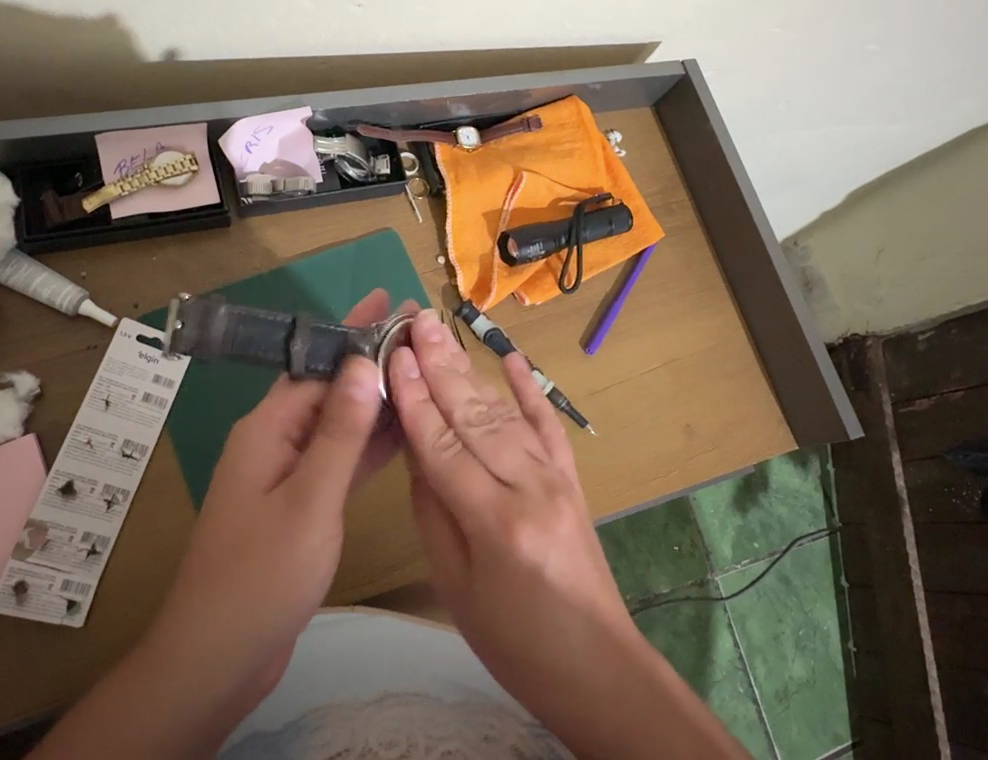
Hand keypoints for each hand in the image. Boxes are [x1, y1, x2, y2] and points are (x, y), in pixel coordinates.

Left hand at [33, 290, 404, 759]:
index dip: (358, 332)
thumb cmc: (262, 574)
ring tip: (422, 371)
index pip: (319, 365)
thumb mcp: (308, 500)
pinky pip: (339, 461)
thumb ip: (340, 433)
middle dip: (372, 359)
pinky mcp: (301, 505)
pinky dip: (370, 445)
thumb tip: (363, 365)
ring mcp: (288, 475)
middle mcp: (275, 442)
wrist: (220, 656)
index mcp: (268, 429)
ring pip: (339, 425)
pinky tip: (406, 431)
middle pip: (330, 389)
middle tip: (423, 333)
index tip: (395, 301)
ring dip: (376, 400)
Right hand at [388, 310, 751, 759]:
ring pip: (505, 413)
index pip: (442, 445)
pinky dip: (530, 390)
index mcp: (494, 522)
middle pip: (475, 417)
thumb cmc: (513, 642)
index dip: (414, 398)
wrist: (595, 665)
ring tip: (444, 331)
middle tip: (416, 321)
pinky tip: (512, 359)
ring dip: (471, 369)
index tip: (393, 355)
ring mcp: (556, 479)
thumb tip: (416, 452)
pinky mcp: (572, 481)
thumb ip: (433, 515)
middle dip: (440, 366)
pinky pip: (549, 426)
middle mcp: (529, 488)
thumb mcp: (456, 587)